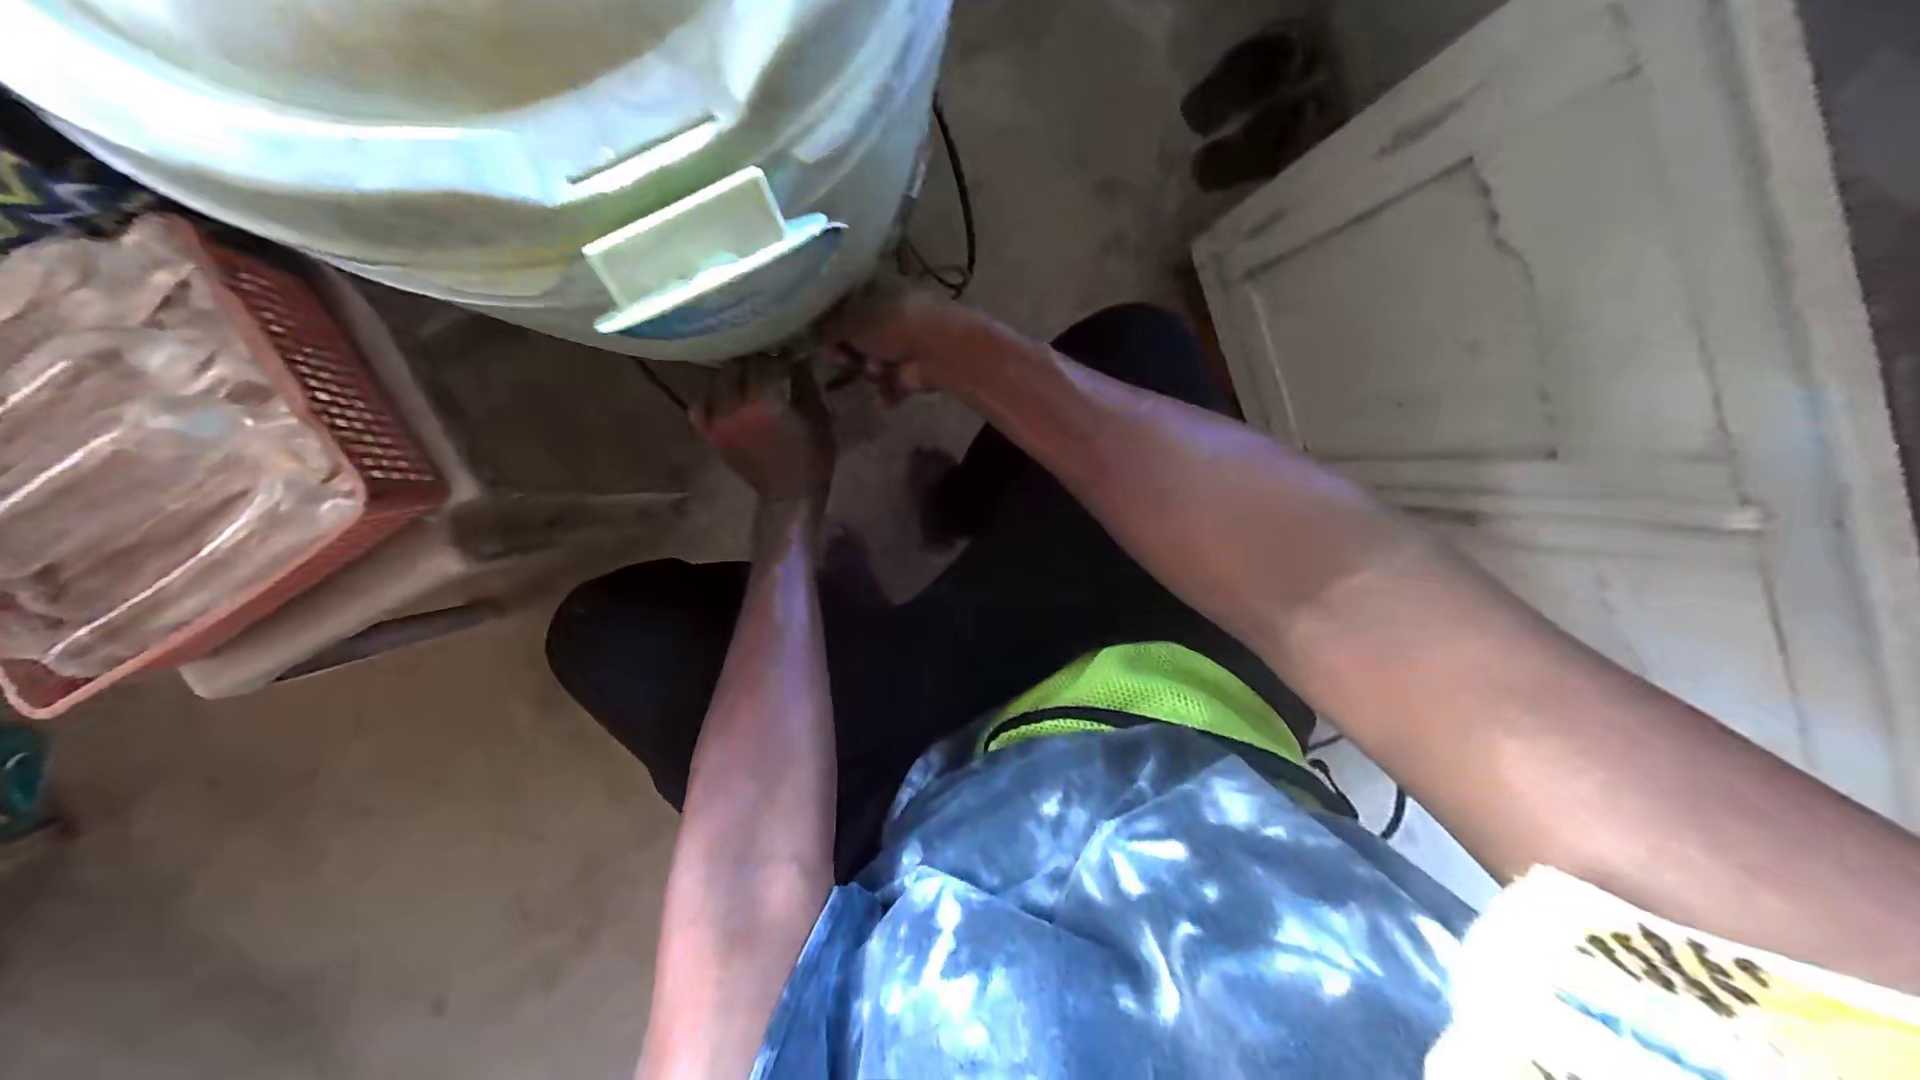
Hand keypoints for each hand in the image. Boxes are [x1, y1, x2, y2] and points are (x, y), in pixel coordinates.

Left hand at [692, 358, 834, 510]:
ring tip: (748, 381)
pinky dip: (710, 397)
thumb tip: (798, 357)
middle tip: (769, 367)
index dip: (777, 358)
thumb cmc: (812, 458)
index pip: (762, 362)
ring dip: (732, 376)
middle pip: (735, 368)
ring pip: (716, 383)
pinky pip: (699, 407)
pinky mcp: (711, 435)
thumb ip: (805, 382)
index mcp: (764, 401)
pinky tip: (725, 398)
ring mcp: (718, 422)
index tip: (789, 359)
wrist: (790, 495)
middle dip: (753, 363)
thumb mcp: (818, 417)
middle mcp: (734, 407)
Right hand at [817, 283, 1008, 401]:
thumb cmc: (892, 325)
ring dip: (873, 370)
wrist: (940, 350)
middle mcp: (896, 314)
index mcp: (882, 290)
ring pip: (879, 362)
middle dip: (852, 352)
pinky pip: (897, 382)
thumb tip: (812, 331)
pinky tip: (883, 400)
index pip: (850, 306)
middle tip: (842, 359)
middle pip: (864, 338)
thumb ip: (829, 327)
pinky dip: (890, 391)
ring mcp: (910, 343)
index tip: (822, 338)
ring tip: (877, 370)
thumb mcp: (851, 320)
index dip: (834, 324)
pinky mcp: (920, 369)